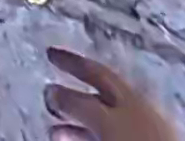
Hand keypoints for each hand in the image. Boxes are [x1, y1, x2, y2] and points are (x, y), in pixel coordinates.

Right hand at [44, 47, 179, 140]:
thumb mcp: (103, 120)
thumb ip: (77, 103)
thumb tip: (51, 90)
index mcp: (129, 94)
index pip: (95, 69)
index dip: (71, 60)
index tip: (49, 52)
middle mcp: (134, 111)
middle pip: (97, 97)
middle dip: (70, 94)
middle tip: (47, 92)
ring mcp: (137, 134)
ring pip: (100, 123)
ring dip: (74, 125)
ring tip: (53, 131)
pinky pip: (103, 137)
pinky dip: (84, 137)